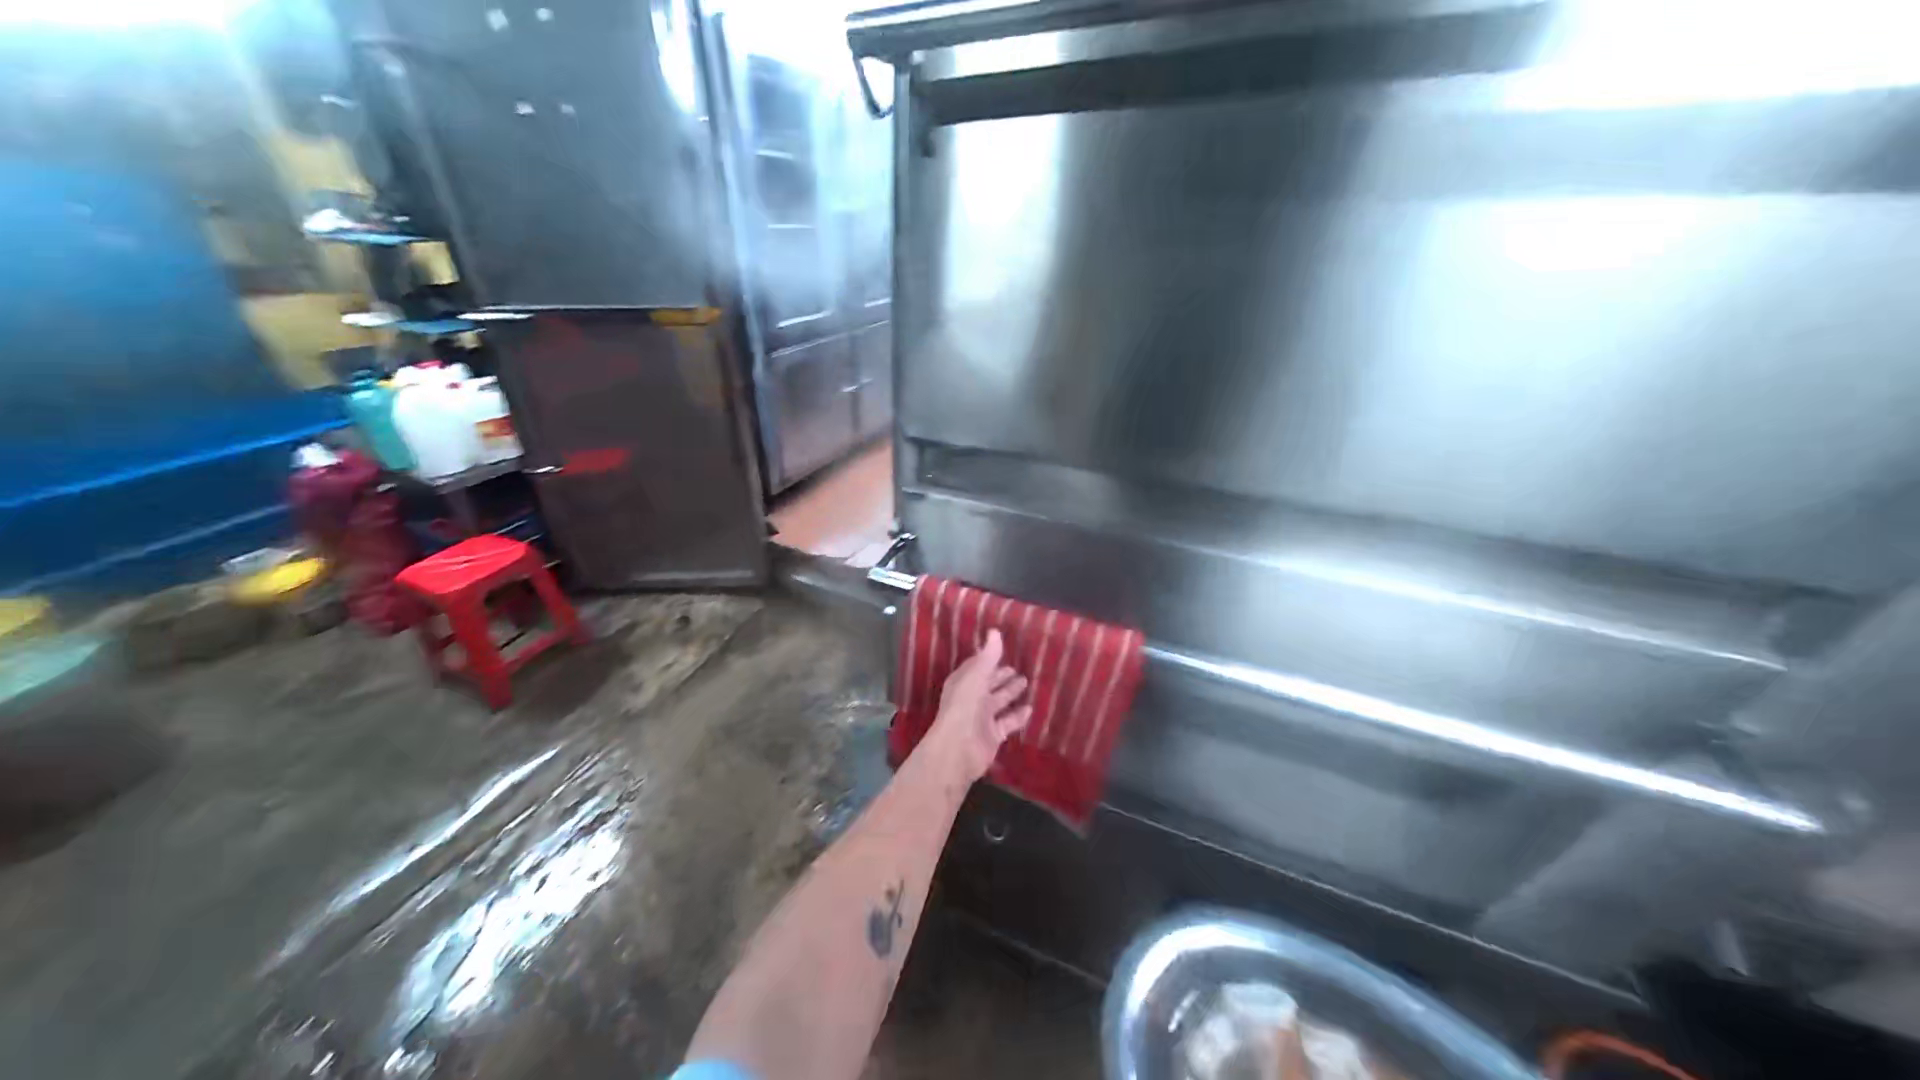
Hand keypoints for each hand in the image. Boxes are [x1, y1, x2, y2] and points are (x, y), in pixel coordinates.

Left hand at [922, 629, 1029, 784]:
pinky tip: (1030, 708)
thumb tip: (994, 631)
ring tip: (1026, 682)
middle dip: (1000, 676)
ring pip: (999, 701)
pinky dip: (1018, 716)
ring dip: (1010, 693)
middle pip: (988, 683)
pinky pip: (1008, 722)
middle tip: (1017, 667)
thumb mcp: (976, 676)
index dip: (988, 658)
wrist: (958, 748)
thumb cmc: (964, 707)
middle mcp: (971, 698)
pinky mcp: (993, 735)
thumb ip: (988, 656)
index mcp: (963, 682)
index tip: (1003, 650)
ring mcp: (982, 718)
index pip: (977, 666)